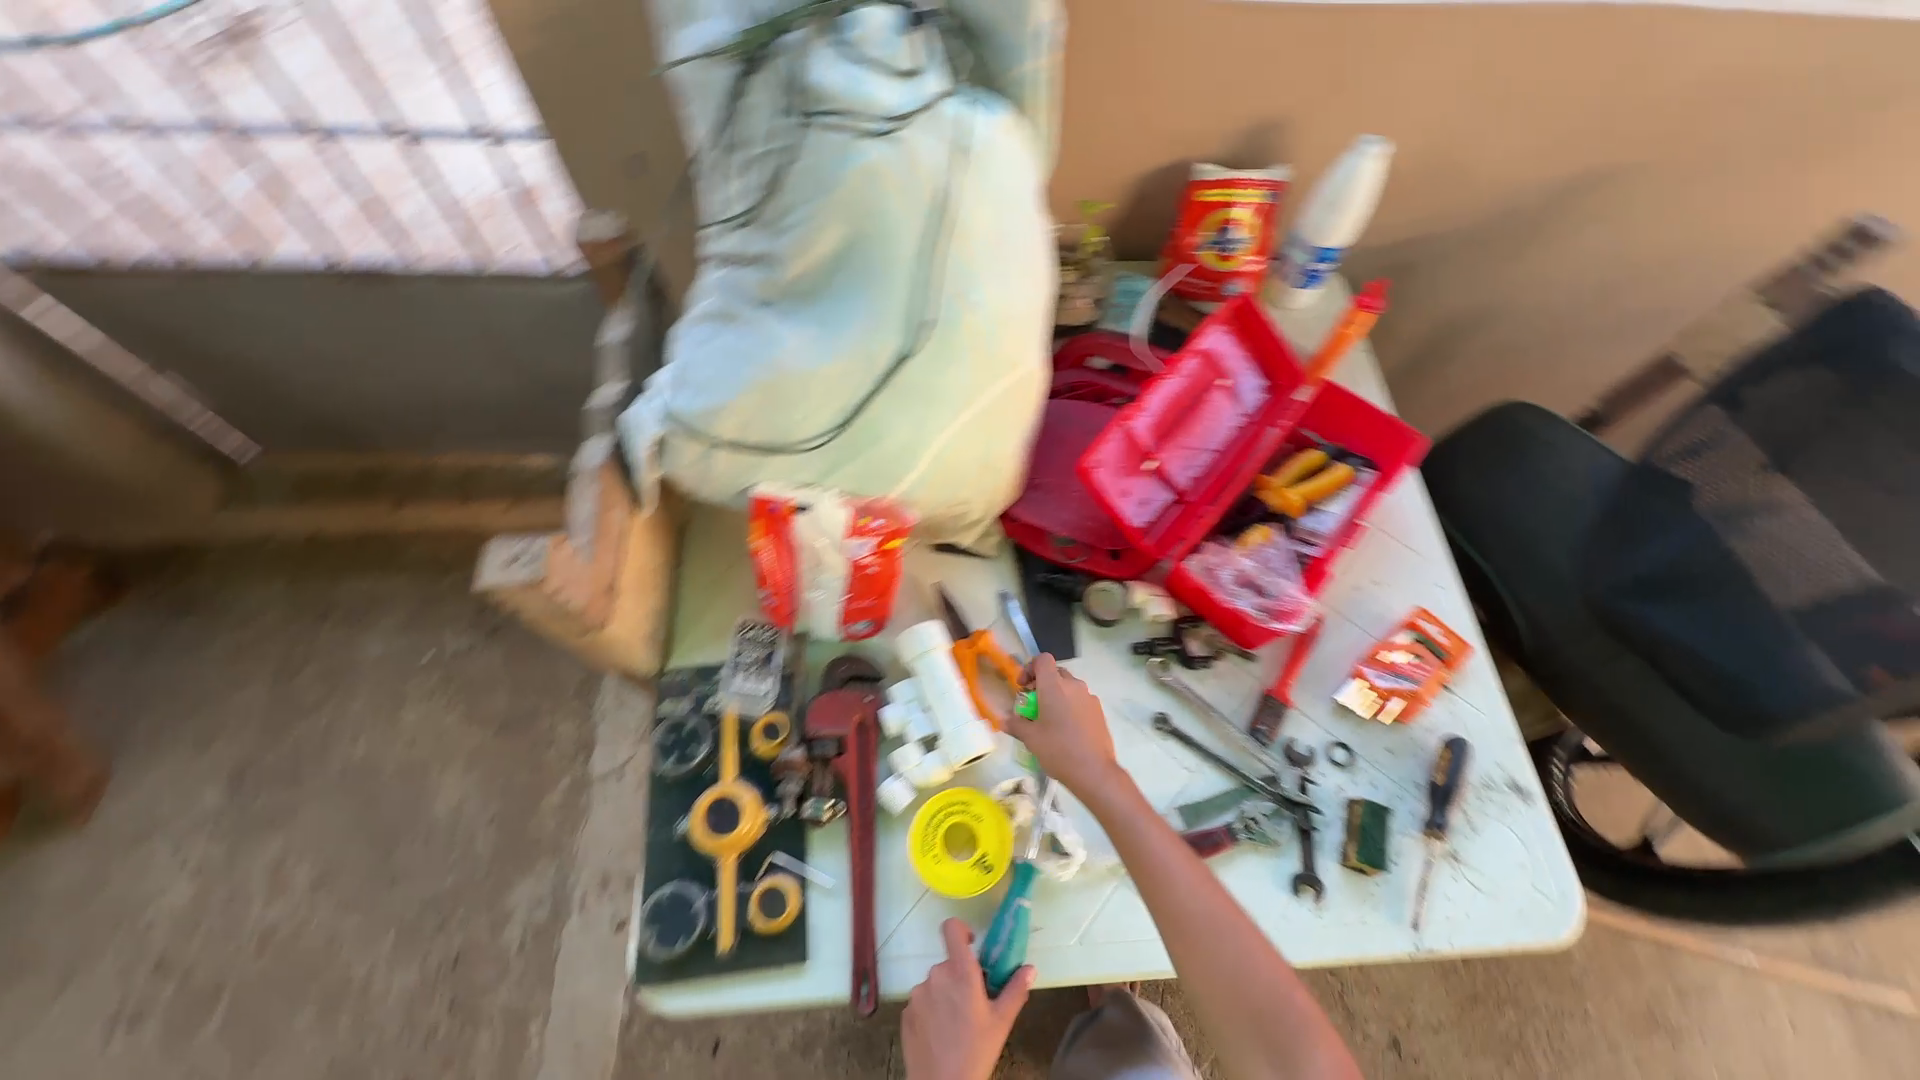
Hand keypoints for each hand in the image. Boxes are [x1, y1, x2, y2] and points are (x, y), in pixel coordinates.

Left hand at [902, 919, 1032, 1079]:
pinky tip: (940, 1034)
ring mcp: (917, 994)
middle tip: (973, 1004)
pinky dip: (931, 1010)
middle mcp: (936, 975)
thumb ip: (1016, 989)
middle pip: (949, 964)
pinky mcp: (905, 1012)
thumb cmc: (977, 1051)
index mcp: (961, 972)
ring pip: (935, 984)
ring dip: (945, 995)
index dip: (961, 930)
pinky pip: (922, 1001)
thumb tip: (1030, 968)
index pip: (951, 928)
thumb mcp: (1002, 1021)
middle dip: (960, 977)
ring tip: (956, 1024)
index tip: (971, 945)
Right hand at [1006, 654, 1125, 799]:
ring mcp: (1089, 697)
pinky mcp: (1099, 710)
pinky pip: (1080, 700)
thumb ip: (1016, 724)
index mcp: (1054, 686)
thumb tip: (1004, 720)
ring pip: (1069, 687)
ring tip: (1050, 719)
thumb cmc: (1058, 750)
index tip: (1023, 687)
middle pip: (1055, 672)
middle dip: (1042, 683)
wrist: (1094, 771)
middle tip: (1033, 705)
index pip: (1043, 659)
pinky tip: (1067, 729)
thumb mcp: (1031, 738)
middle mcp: (1073, 685)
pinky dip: (1071, 706)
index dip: (1030, 668)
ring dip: (1057, 695)